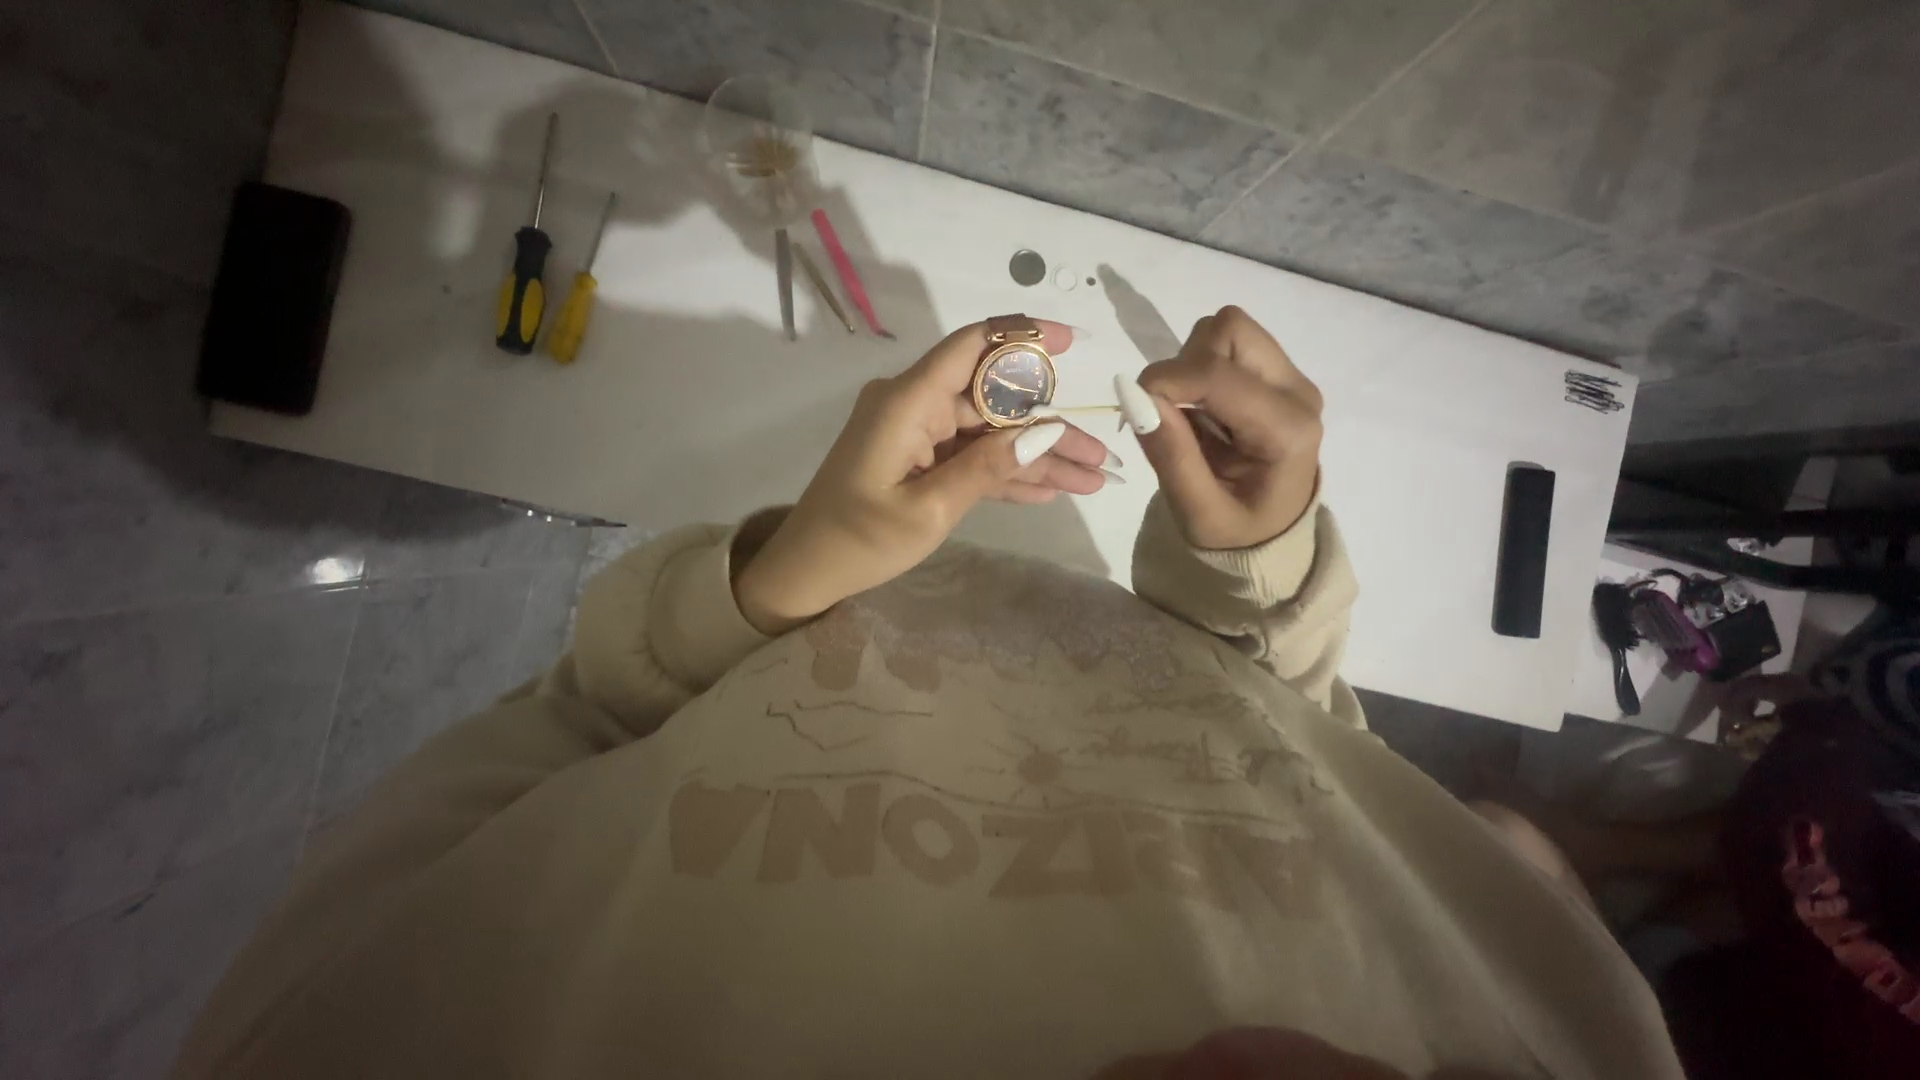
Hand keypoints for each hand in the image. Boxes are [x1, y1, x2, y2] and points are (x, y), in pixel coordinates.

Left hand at [733, 319, 1114, 632]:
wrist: (808, 572)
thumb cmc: (858, 541)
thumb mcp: (929, 510)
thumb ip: (988, 467)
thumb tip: (1046, 432)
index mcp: (907, 402)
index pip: (972, 347)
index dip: (1024, 338)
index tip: (1073, 343)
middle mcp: (914, 406)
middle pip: (995, 401)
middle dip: (1049, 428)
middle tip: (1100, 457)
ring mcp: (917, 433)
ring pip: (991, 434)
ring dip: (1037, 457)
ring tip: (1092, 480)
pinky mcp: (919, 459)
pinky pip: (971, 457)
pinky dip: (1006, 474)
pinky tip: (1051, 490)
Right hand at [1121, 306, 1322, 549]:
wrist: (1268, 538)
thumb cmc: (1234, 533)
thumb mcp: (1197, 512)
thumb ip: (1170, 455)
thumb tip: (1135, 396)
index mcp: (1287, 430)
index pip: (1217, 374)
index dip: (1164, 381)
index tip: (1135, 410)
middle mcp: (1296, 392)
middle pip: (1229, 330)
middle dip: (1184, 365)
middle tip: (1172, 415)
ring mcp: (1289, 379)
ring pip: (1225, 330)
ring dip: (1191, 365)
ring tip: (1189, 416)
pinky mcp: (1275, 375)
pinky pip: (1226, 345)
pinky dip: (1199, 368)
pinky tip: (1201, 411)